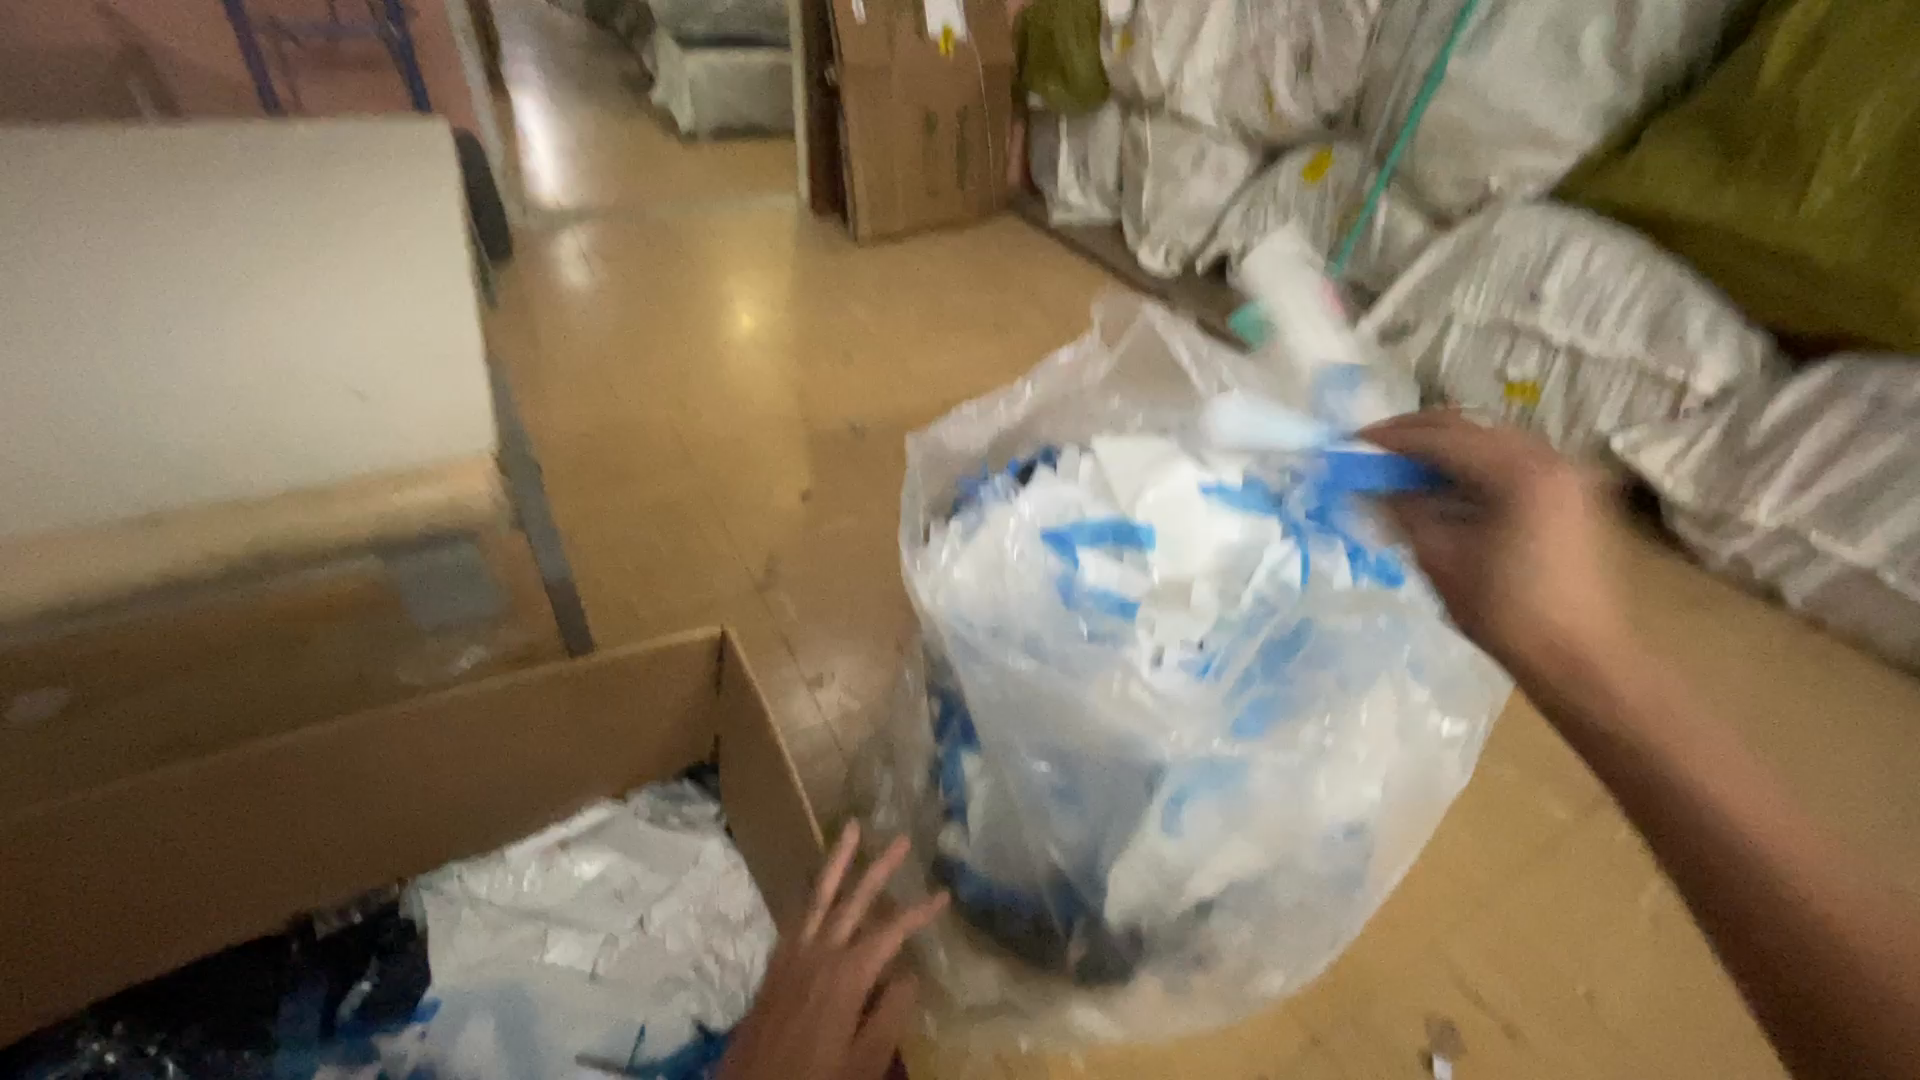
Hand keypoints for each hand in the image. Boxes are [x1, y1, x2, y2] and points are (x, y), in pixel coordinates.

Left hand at [718, 823, 949, 1079]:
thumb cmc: (815, 1079)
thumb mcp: (864, 1061)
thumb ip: (889, 1014)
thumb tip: (909, 974)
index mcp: (846, 975)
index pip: (891, 932)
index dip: (919, 912)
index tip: (944, 894)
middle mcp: (819, 953)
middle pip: (854, 899)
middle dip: (879, 867)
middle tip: (900, 838)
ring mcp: (793, 955)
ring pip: (820, 895)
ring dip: (838, 861)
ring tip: (851, 829)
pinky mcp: (775, 965)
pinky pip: (797, 915)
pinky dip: (812, 893)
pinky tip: (819, 886)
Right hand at [1361, 410, 1631, 682]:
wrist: (1578, 656)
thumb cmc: (1504, 612)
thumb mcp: (1439, 557)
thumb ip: (1402, 509)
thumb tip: (1367, 485)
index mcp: (1519, 472)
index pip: (1440, 437)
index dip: (1388, 439)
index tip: (1346, 446)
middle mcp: (1547, 458)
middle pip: (1467, 428)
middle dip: (1412, 435)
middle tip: (1367, 451)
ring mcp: (1562, 473)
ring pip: (1485, 441)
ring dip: (1437, 449)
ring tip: (1394, 469)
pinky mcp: (1565, 493)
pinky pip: (1504, 461)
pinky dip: (1464, 465)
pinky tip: (1435, 486)